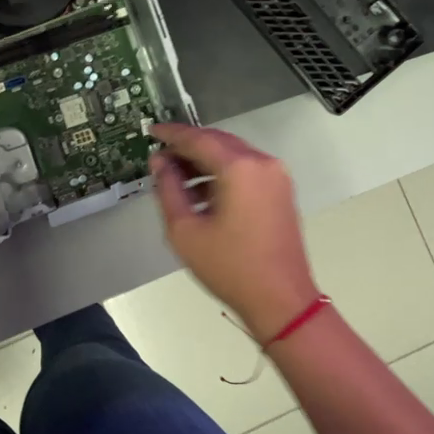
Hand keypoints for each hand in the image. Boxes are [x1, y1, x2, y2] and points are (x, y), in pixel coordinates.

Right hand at [149, 123, 319, 341]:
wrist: (282, 302)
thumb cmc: (230, 267)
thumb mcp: (185, 230)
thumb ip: (168, 189)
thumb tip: (160, 162)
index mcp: (240, 167)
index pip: (198, 138)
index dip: (171, 134)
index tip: (150, 130)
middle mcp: (262, 162)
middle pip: (218, 141)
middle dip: (188, 146)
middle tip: (160, 156)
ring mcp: (276, 175)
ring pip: (233, 153)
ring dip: (205, 159)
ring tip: (177, 177)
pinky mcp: (281, 190)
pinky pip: (246, 168)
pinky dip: (223, 171)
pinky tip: (202, 191)